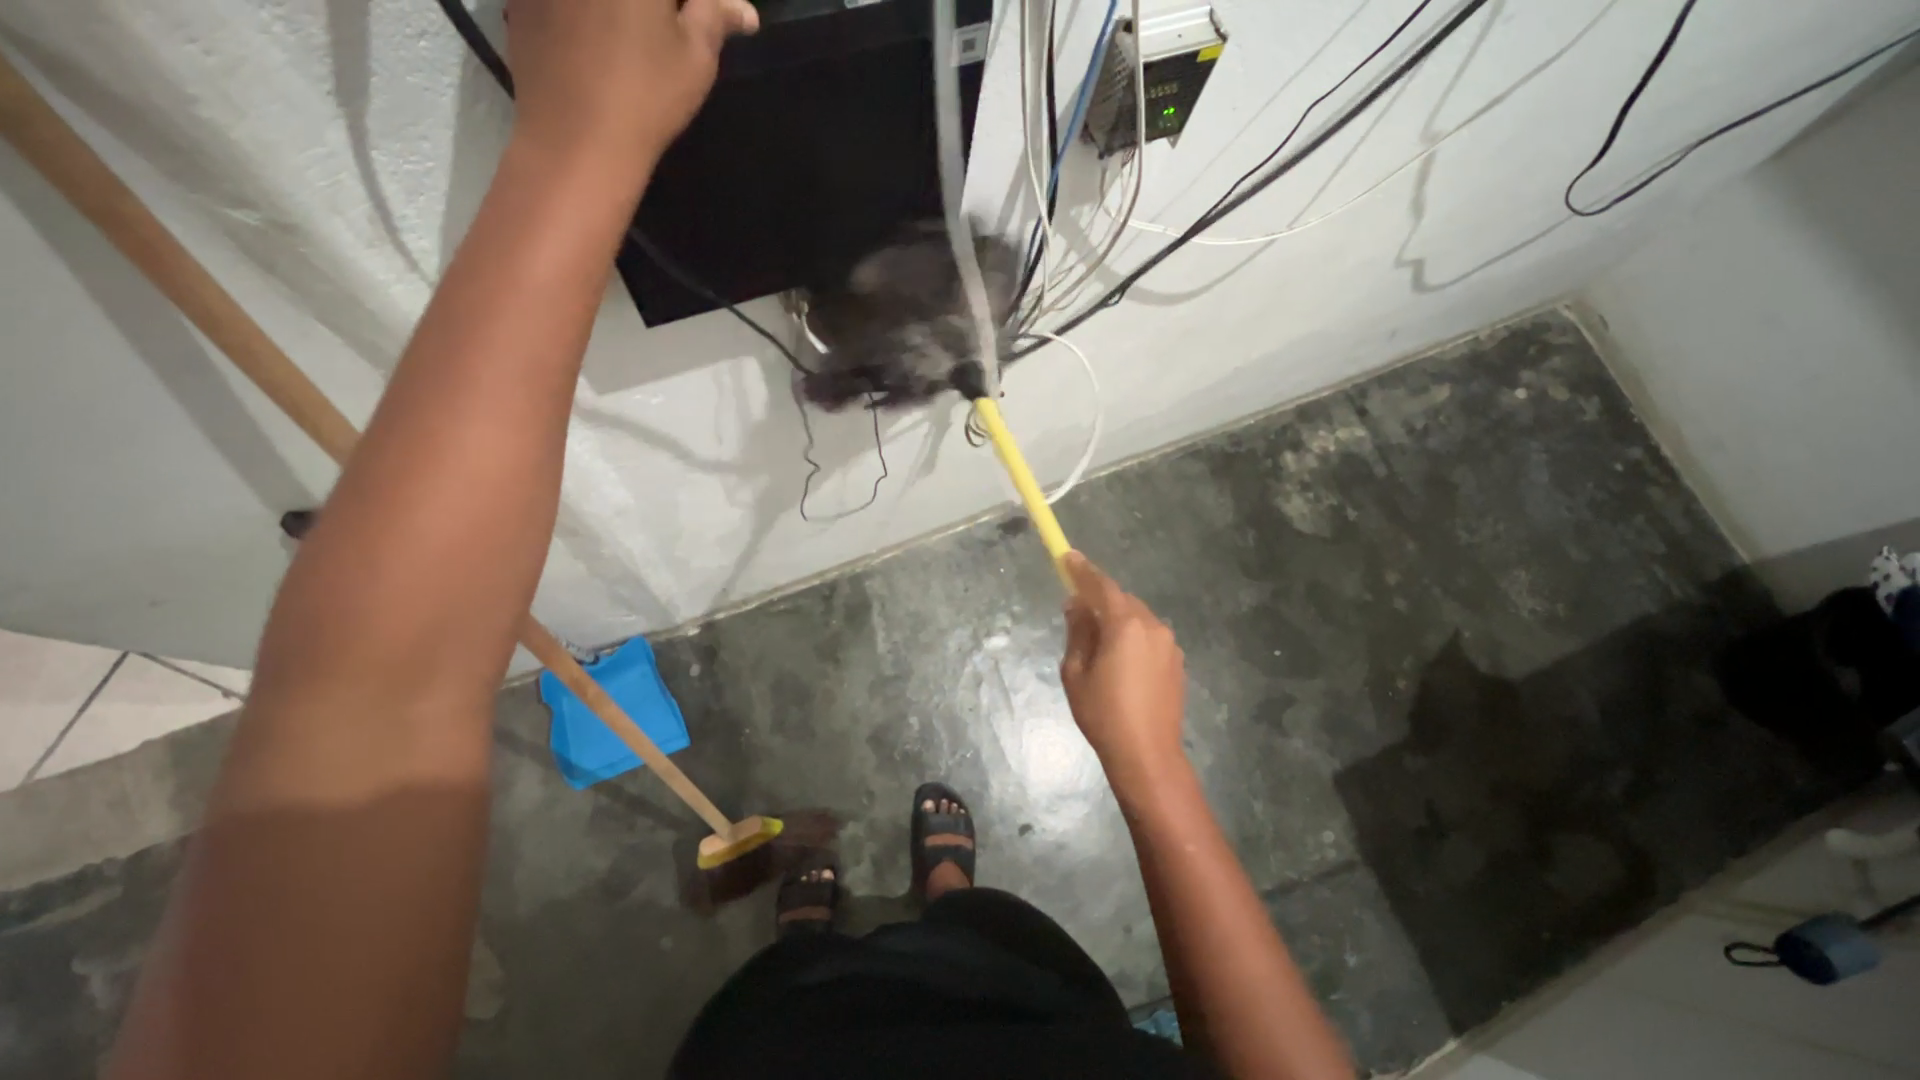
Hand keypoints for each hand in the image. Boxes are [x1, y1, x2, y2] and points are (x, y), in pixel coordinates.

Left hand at [506, 0, 759, 177]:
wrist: (576, 141)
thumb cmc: (647, 96)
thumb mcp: (696, 56)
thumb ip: (716, 15)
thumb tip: (744, 9)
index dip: (690, 4)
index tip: (699, 17)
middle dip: (656, 8)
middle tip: (668, 26)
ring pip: (596, 2)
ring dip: (616, 12)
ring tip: (628, 41)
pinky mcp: (519, 1)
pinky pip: (561, 3)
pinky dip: (580, 15)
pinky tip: (592, 43)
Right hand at [1060, 553, 1186, 787]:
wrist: (1147, 754)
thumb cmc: (1103, 714)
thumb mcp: (1076, 672)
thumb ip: (1077, 632)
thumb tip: (1077, 606)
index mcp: (1125, 625)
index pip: (1101, 585)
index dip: (1082, 570)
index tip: (1066, 556)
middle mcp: (1152, 626)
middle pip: (1122, 600)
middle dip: (1099, 598)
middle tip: (1076, 607)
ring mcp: (1169, 644)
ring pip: (1137, 618)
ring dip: (1117, 619)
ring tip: (1096, 641)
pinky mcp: (1177, 663)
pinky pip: (1149, 637)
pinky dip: (1132, 637)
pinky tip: (1119, 660)